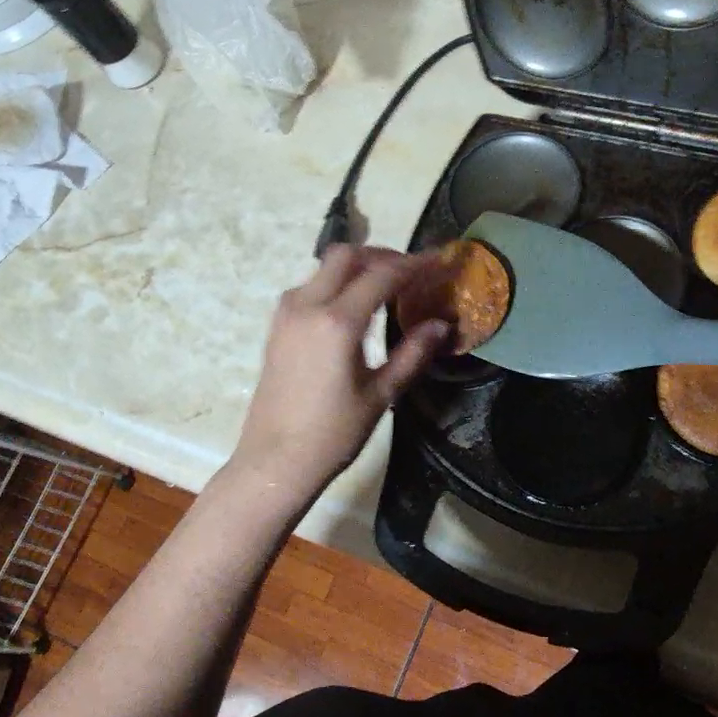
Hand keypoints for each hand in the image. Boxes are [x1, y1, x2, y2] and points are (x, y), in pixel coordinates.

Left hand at [230, 245, 449, 495]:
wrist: (275, 461)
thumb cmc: (334, 433)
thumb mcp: (381, 394)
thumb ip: (414, 353)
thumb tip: (442, 324)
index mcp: (337, 322)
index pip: (382, 274)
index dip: (414, 264)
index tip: (438, 261)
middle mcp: (307, 306)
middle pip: (346, 255)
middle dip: (382, 256)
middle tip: (411, 271)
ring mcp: (287, 314)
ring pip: (324, 267)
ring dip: (357, 267)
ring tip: (387, 287)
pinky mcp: (277, 326)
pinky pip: (310, 286)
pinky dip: (336, 283)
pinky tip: (355, 307)